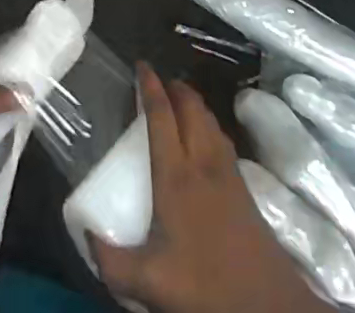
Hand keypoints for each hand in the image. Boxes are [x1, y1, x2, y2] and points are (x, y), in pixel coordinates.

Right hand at [92, 64, 330, 312]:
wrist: (268, 305)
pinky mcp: (244, 188)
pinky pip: (222, 138)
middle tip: (158, 79)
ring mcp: (228, 173)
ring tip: (178, 99)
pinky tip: (205, 136)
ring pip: (210, 120)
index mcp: (176, 176)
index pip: (162, 117)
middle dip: (174, 86)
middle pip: (191, 109)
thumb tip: (86, 235)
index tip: (141, 65)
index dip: (151, 87)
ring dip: (193, 103)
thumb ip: (110, 260)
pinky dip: (209, 123)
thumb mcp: (148, 281)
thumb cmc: (206, 285)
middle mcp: (203, 164)